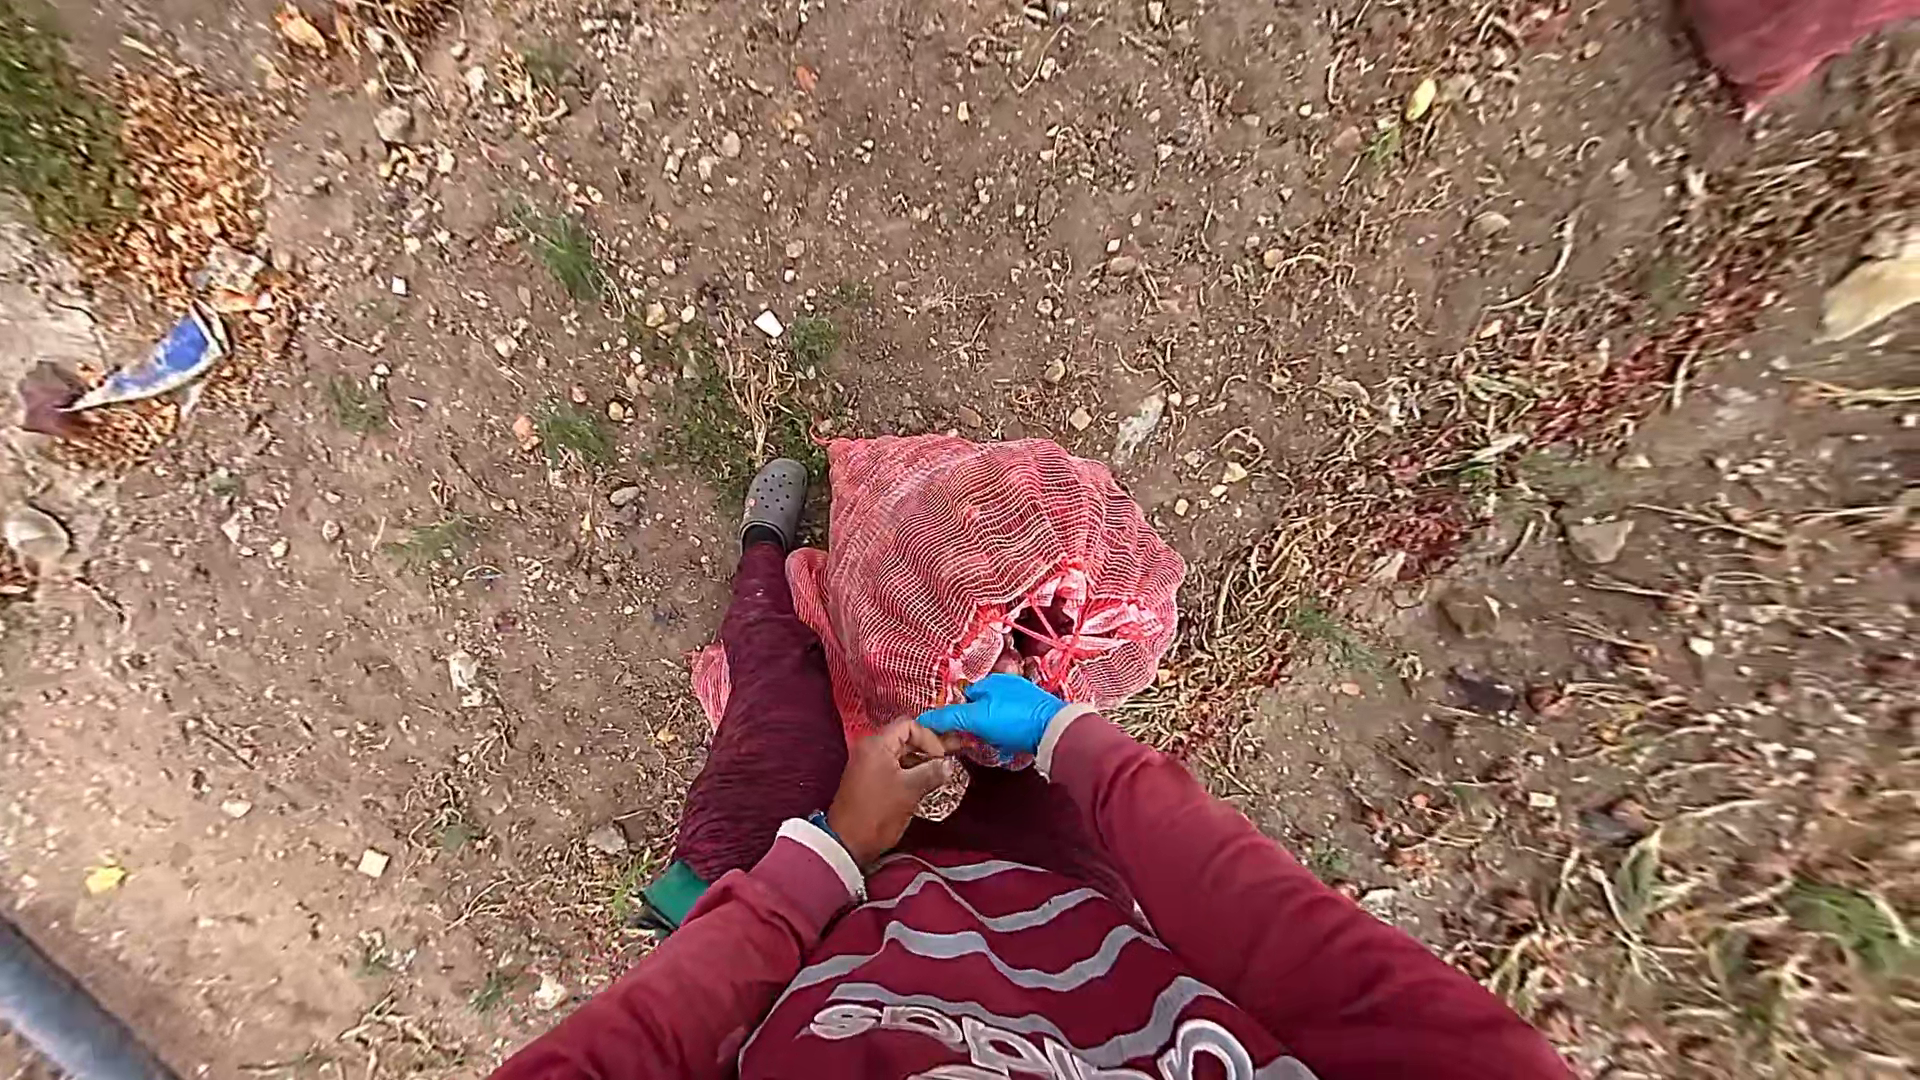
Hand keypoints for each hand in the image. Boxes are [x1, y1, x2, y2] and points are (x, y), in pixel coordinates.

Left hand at [826, 720, 953, 864]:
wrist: (847, 844)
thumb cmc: (878, 812)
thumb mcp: (910, 790)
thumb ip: (932, 772)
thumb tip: (949, 764)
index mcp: (877, 743)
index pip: (908, 725)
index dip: (928, 738)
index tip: (941, 757)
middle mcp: (869, 747)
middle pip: (903, 737)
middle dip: (925, 750)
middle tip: (942, 766)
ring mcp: (866, 762)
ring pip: (898, 752)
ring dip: (918, 762)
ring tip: (934, 777)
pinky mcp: (866, 776)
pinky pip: (891, 764)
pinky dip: (907, 771)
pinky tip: (920, 784)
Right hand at [917, 673, 1065, 759]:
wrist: (1054, 730)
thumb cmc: (1013, 720)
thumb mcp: (976, 718)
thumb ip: (950, 718)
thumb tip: (924, 719)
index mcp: (990, 681)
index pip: (964, 697)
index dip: (958, 716)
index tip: (957, 734)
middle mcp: (1007, 684)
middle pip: (981, 707)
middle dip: (977, 724)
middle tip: (978, 740)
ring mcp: (1023, 696)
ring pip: (997, 716)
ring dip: (993, 730)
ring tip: (996, 743)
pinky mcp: (1036, 710)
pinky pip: (1013, 722)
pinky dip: (1009, 733)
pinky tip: (1011, 743)